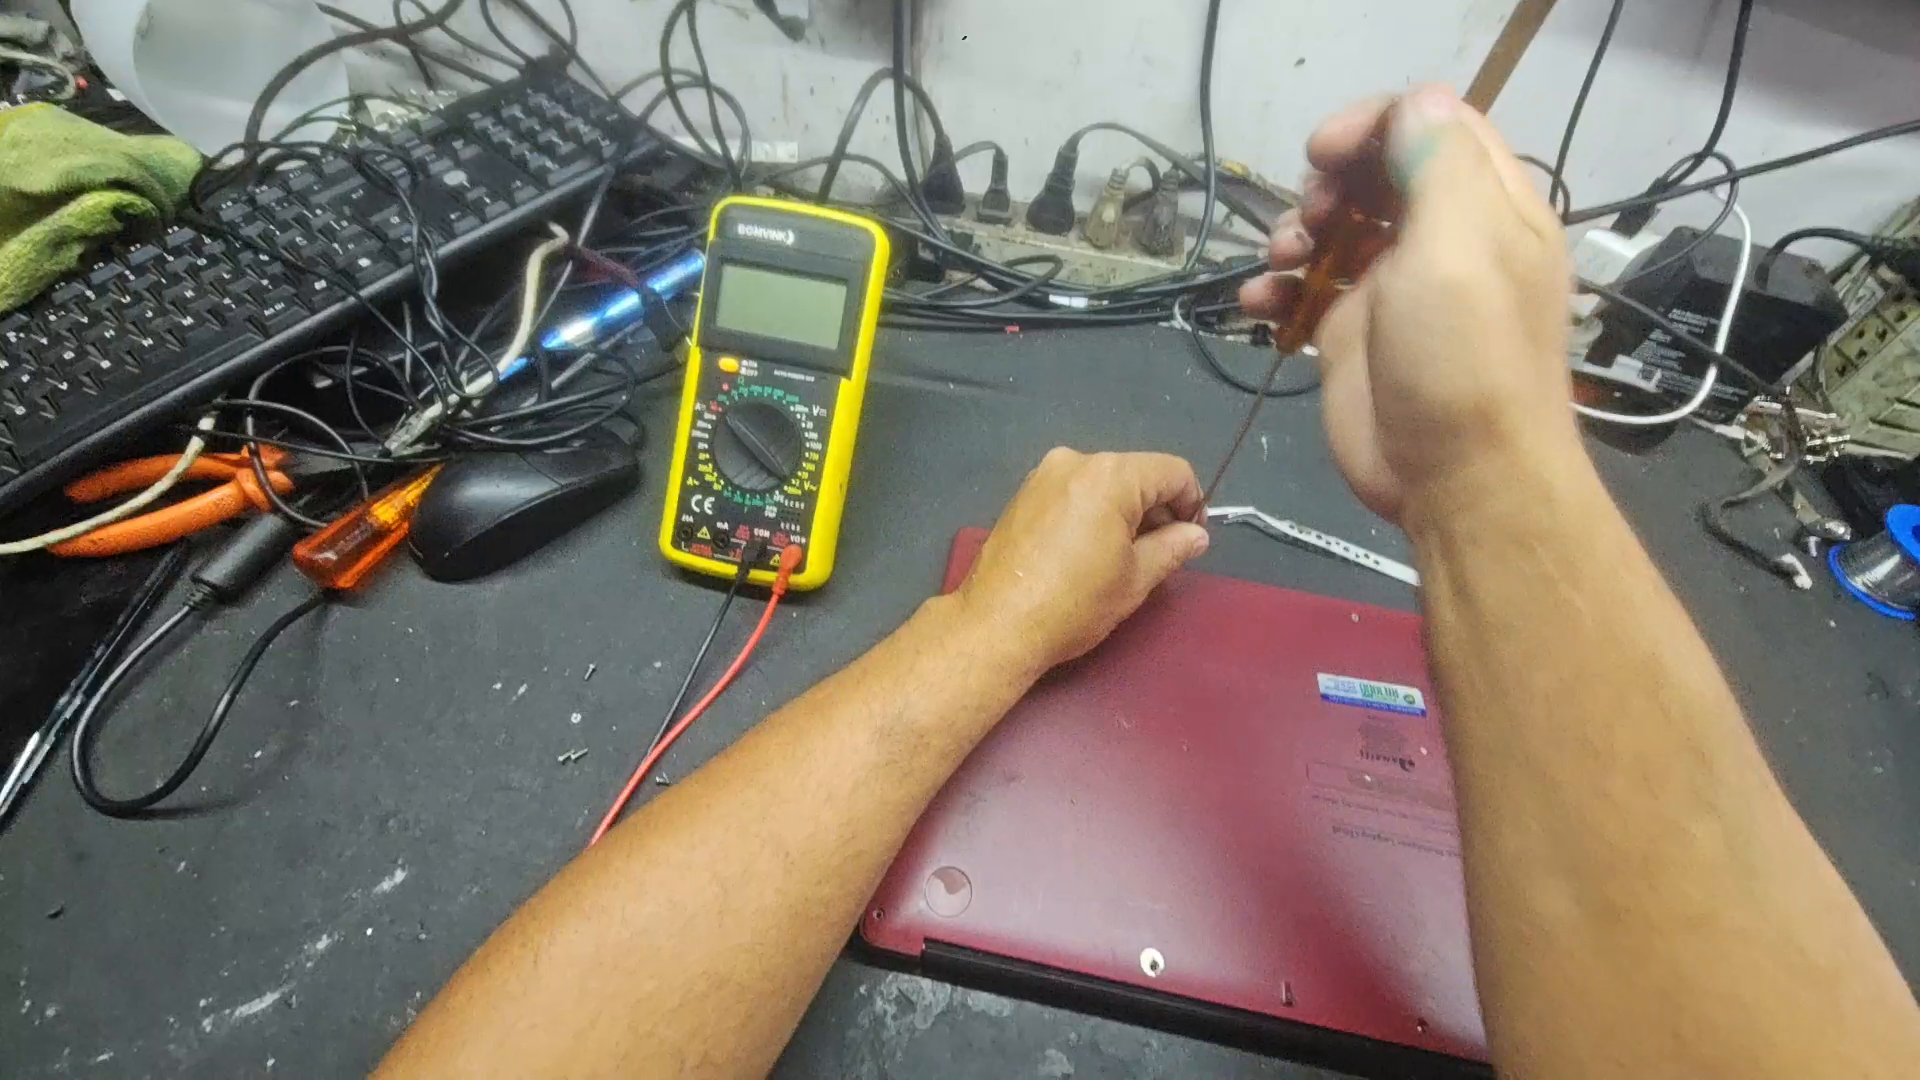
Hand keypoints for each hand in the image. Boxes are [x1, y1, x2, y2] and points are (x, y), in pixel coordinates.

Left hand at [951, 449, 1209, 672]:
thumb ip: (1172, 548)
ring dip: (1122, 511)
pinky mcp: (1022, 496)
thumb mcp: (1135, 578)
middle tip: (1160, 553)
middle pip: (1135, 473)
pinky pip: (1072, 493)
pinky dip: (1091, 512)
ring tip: (1122, 557)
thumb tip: (1196, 535)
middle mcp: (1073, 462)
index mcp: (1108, 475)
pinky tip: (1087, 551)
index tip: (1192, 538)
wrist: (995, 625)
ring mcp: (1041, 476)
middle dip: (1155, 508)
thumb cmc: (1073, 603)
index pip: (1172, 472)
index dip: (1192, 503)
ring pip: (1102, 482)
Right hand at [1240, 85, 1581, 524]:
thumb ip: (1436, 168)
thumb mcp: (1459, 252)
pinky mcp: (1349, 334)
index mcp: (1483, 208)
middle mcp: (1437, 240)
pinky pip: (1304, 292)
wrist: (1450, 475)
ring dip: (1294, 234)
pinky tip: (1255, 305)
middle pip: (1375, 176)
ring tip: (1279, 260)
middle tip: (1308, 216)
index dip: (1375, 124)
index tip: (1321, 151)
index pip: (1432, 127)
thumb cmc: (1461, 362)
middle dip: (1329, 183)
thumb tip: (1410, 106)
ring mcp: (1390, 289)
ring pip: (1333, 232)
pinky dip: (1274, 291)